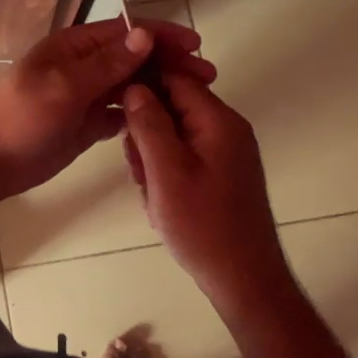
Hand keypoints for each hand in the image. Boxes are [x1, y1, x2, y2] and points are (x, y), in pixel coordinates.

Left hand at [0, 18, 215, 201]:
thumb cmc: (21, 117)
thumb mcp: (65, 87)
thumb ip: (106, 64)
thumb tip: (144, 34)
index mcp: (75, 47)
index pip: (126, 33)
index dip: (161, 36)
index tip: (195, 45)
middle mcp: (83, 66)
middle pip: (134, 58)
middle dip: (169, 63)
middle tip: (207, 77)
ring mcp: (85, 96)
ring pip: (131, 86)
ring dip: (160, 88)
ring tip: (194, 99)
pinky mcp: (86, 124)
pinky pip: (121, 113)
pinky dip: (142, 115)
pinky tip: (166, 123)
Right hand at [121, 75, 295, 312]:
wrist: (245, 280)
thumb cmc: (203, 225)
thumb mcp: (166, 172)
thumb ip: (149, 124)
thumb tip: (135, 86)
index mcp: (218, 120)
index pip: (175, 77)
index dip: (142, 82)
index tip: (113, 102)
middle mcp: (227, 128)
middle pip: (173, 104)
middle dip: (146, 129)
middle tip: (138, 167)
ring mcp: (227, 152)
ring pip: (175, 132)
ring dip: (153, 155)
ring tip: (150, 190)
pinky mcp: (222, 173)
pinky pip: (185, 155)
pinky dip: (166, 171)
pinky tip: (160, 199)